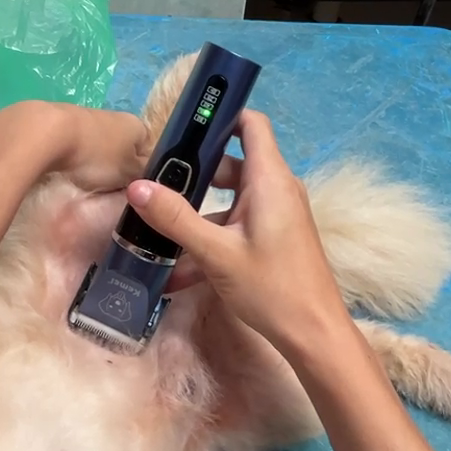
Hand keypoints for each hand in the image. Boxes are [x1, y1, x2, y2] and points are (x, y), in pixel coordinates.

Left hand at [0, 101, 151, 191]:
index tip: (131, 191)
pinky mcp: (60, 122)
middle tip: (108, 190)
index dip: (142, 173)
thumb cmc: (95, 155)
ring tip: (83, 183)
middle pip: (121, 148)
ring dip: (93, 162)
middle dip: (115, 167)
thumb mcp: (128, 174)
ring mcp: (86, 116)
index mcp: (136, 125)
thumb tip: (148, 182)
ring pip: (97, 146)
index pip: (149, 151)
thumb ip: (143, 177)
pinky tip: (64, 170)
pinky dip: (72, 157)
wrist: (45, 134)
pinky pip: (74, 145)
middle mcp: (115, 116)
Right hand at [123, 111, 349, 353]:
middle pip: (230, 164)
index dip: (220, 115)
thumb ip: (176, 218)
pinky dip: (210, 241)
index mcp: (269, 179)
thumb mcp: (216, 253)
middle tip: (155, 182)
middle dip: (192, 174)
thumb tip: (136, 187)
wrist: (314, 334)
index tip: (183, 124)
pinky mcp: (272, 239)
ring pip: (228, 202)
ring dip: (195, 217)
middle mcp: (275, 190)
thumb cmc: (272, 287)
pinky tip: (175, 273)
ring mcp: (275, 216)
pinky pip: (235, 228)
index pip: (251, 124)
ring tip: (154, 231)